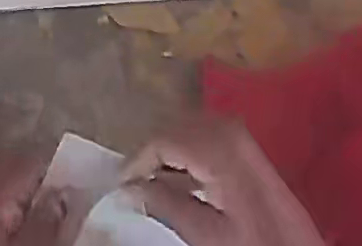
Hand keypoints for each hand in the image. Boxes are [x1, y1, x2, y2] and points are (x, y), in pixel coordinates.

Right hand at [119, 116, 323, 245]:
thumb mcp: (209, 237)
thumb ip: (167, 206)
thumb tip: (132, 187)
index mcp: (217, 146)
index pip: (161, 139)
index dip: (136, 161)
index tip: (119, 187)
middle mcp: (225, 126)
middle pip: (171, 128)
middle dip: (149, 155)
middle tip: (131, 186)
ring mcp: (236, 131)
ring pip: (184, 129)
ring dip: (165, 154)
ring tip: (149, 185)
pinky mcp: (242, 142)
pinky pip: (200, 135)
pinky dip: (183, 153)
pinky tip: (178, 181)